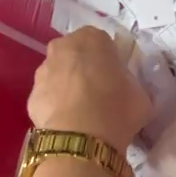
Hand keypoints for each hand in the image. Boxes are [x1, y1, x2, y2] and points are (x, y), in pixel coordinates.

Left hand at [27, 28, 151, 149]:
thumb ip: (135, 87)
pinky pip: (50, 97)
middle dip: (86, 70)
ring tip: (84, 114)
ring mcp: (43, 69)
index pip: (104, 43)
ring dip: (70, 87)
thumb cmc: (117, 110)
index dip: (112, 62)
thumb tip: (131, 90)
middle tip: (101, 96)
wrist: (82, 138)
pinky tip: (71, 125)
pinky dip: (58, 107)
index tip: (118, 81)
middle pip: (77, 54)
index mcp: (94, 39)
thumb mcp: (142, 98)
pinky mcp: (33, 94)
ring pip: (60, 74)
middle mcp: (63, 45)